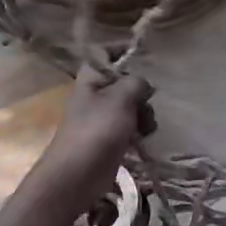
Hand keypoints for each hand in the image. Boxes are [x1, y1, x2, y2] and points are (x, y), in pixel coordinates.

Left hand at [28, 68, 154, 209]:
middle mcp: (94, 96)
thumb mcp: (120, 99)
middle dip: (140, 91)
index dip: (120, 50)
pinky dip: (138, 130)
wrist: (78, 174)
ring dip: (143, 114)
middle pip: (123, 83)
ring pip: (130, 106)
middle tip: (147, 102)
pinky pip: (129, 127)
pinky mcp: (109, 139)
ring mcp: (101, 118)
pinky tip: (143, 139)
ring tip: (147, 127)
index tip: (141, 55)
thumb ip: (136, 83)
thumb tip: (145, 83)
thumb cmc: (97, 131)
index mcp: (90, 80)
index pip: (103, 54)